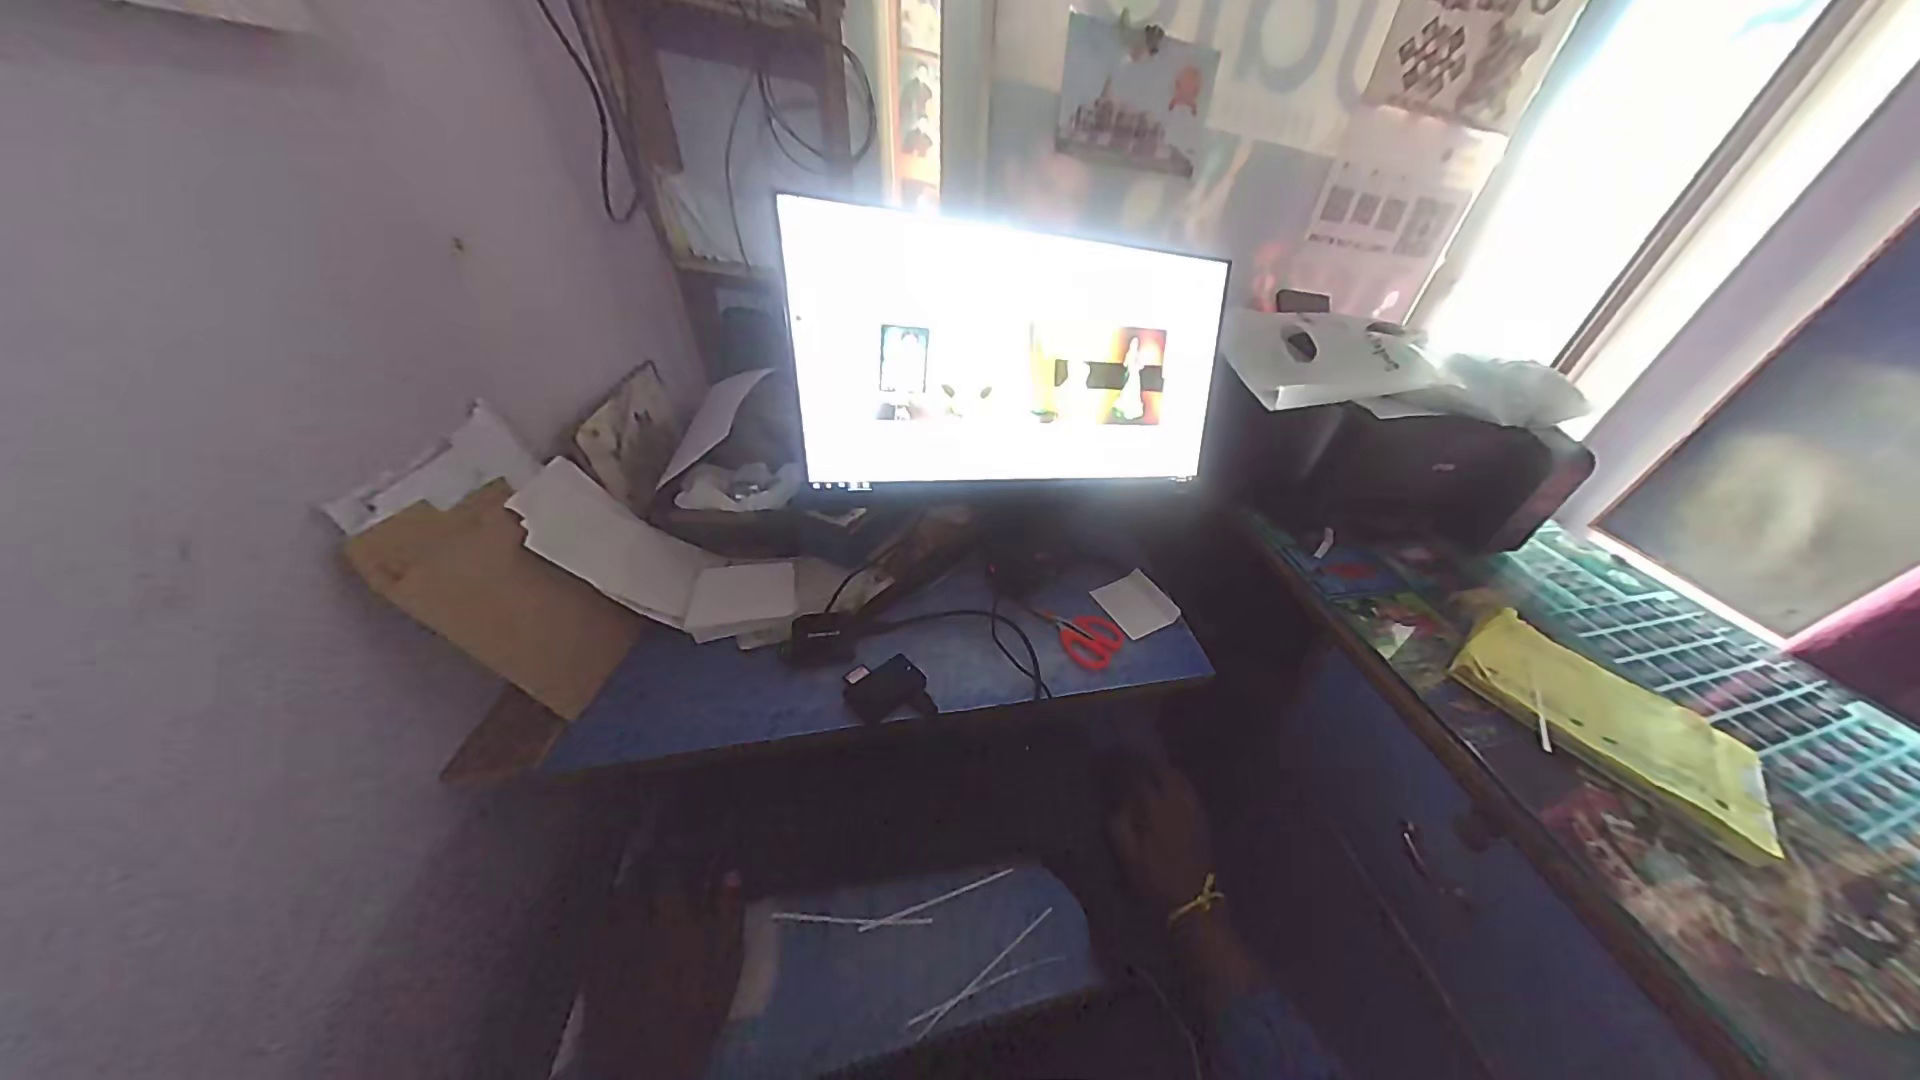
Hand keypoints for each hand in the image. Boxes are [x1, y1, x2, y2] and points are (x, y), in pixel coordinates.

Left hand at [582, 863, 744, 1079]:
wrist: (648, 1061)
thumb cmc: (698, 1008)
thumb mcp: (729, 961)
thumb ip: (730, 913)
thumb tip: (730, 873)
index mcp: (674, 913)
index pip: (671, 867)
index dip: (678, 850)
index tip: (685, 840)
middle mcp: (636, 919)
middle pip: (636, 877)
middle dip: (647, 861)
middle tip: (658, 853)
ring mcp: (609, 942)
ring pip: (613, 898)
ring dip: (625, 884)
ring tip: (635, 878)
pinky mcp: (591, 966)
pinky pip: (595, 926)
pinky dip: (606, 913)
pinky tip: (614, 913)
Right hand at [1106, 759, 1214, 916]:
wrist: (1194, 902)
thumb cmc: (1155, 881)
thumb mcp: (1127, 856)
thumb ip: (1118, 824)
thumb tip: (1117, 803)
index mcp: (1154, 807)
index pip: (1137, 775)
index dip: (1124, 764)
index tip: (1112, 758)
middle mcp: (1175, 801)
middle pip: (1161, 769)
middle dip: (1145, 761)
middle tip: (1130, 757)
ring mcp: (1192, 808)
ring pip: (1177, 777)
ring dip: (1162, 768)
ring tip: (1149, 766)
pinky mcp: (1202, 818)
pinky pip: (1188, 789)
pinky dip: (1177, 780)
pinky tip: (1169, 784)